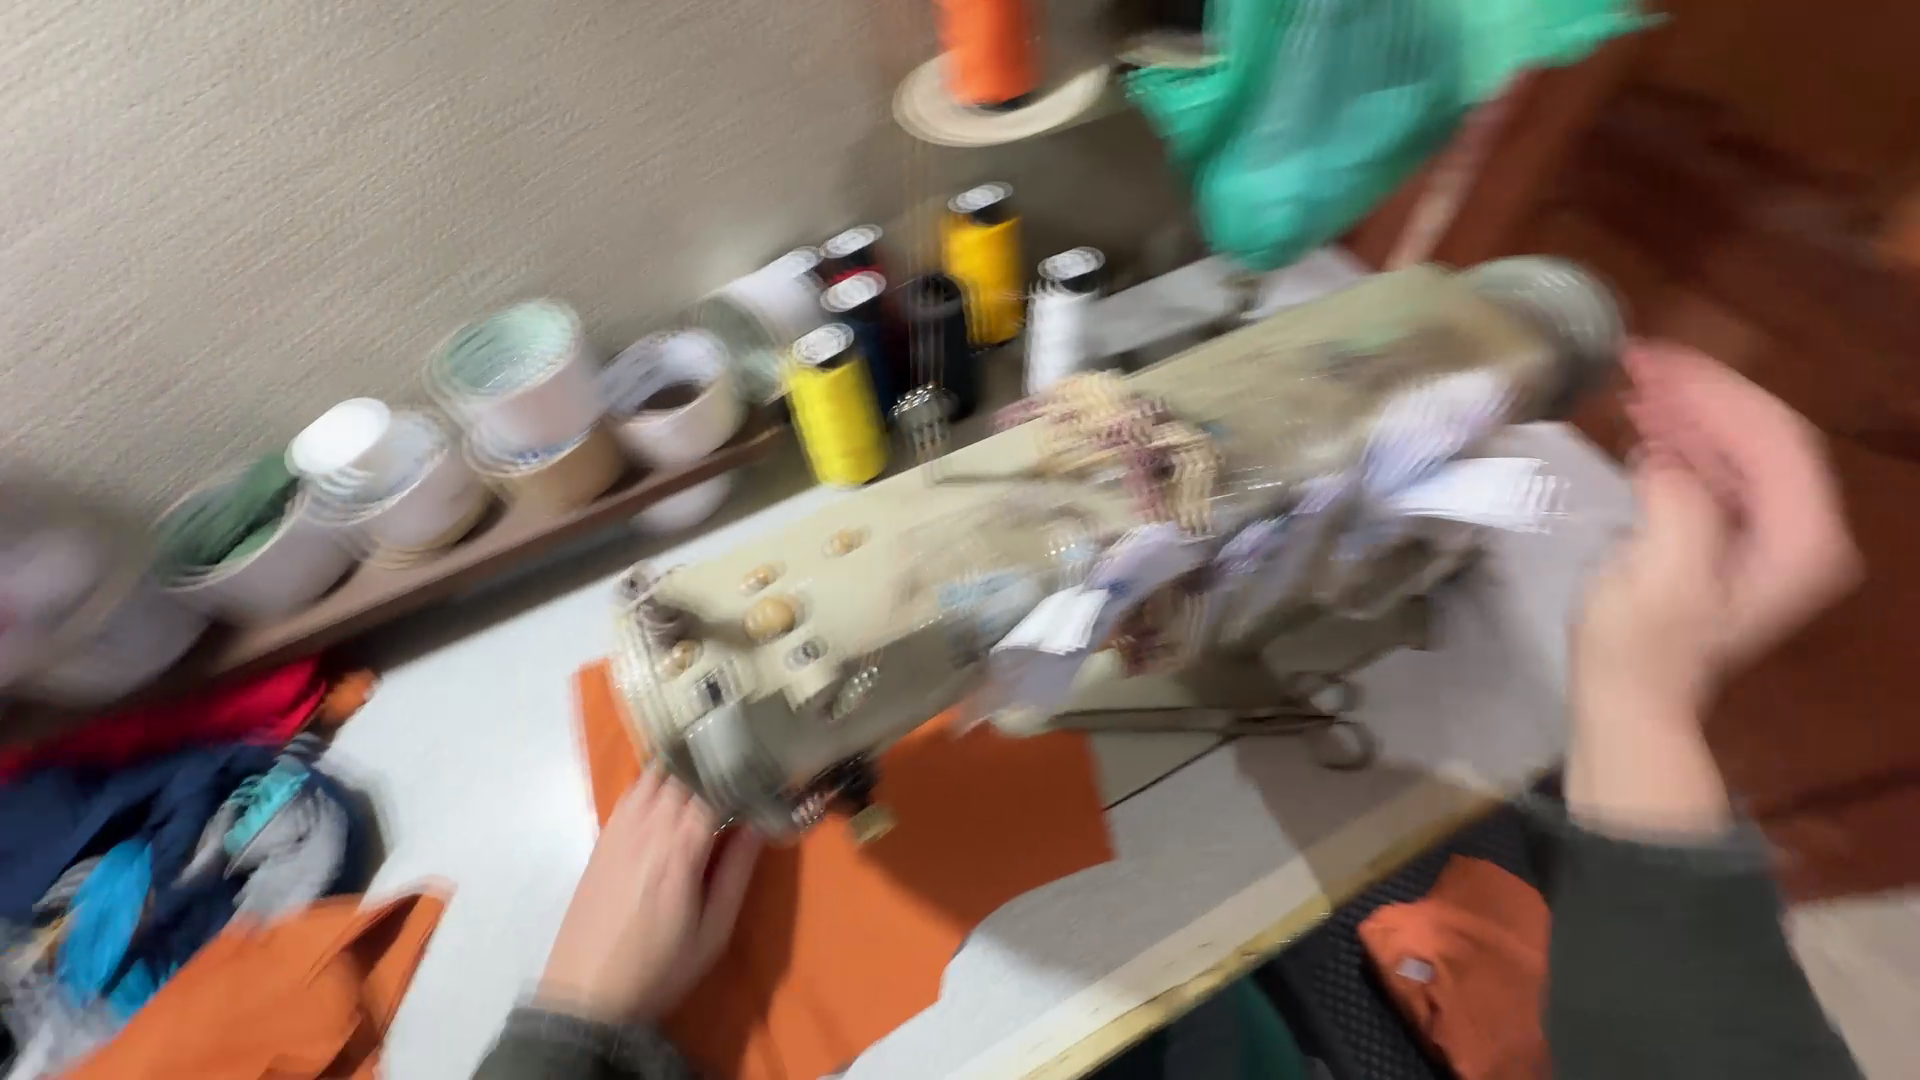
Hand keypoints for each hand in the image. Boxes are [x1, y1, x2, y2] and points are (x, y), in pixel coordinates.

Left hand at [538, 769, 760, 1022]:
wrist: (585, 998)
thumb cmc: (659, 967)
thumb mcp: (714, 931)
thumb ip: (738, 871)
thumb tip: (759, 823)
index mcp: (681, 849)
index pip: (715, 788)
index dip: (741, 774)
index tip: (763, 770)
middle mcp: (650, 828)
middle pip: (686, 774)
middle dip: (716, 765)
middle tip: (742, 763)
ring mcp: (621, 830)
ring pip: (656, 775)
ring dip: (685, 766)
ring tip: (710, 766)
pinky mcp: (603, 838)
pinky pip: (632, 791)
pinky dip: (656, 779)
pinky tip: (671, 784)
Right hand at [1575, 343, 1860, 714]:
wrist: (1629, 696)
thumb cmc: (1639, 646)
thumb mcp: (1660, 577)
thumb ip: (1678, 505)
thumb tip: (1663, 454)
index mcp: (1797, 538)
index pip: (1772, 438)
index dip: (1716, 391)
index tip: (1655, 361)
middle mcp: (1796, 529)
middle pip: (1761, 436)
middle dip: (1703, 392)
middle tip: (1638, 360)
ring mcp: (1760, 534)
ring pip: (1736, 449)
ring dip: (1687, 411)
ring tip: (1635, 384)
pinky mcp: (1722, 539)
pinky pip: (1713, 472)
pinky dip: (1678, 442)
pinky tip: (1644, 428)